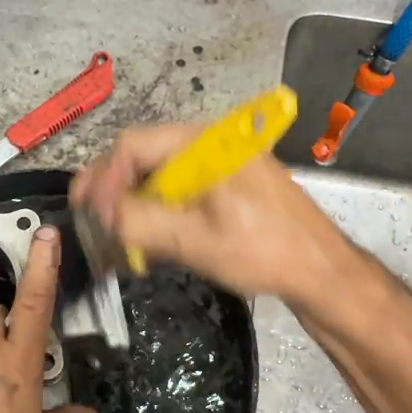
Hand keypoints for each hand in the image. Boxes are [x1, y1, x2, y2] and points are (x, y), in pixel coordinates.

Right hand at [69, 123, 361, 307]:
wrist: (322, 271)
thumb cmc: (261, 252)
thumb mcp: (192, 240)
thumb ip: (137, 220)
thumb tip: (96, 210)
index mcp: (202, 142)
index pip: (131, 146)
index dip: (103, 179)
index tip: (90, 214)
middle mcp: (207, 141)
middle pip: (141, 155)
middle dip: (111, 189)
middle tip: (90, 221)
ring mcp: (218, 160)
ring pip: (156, 172)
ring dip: (131, 201)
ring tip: (112, 233)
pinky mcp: (225, 181)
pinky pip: (177, 185)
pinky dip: (155, 207)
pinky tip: (144, 234)